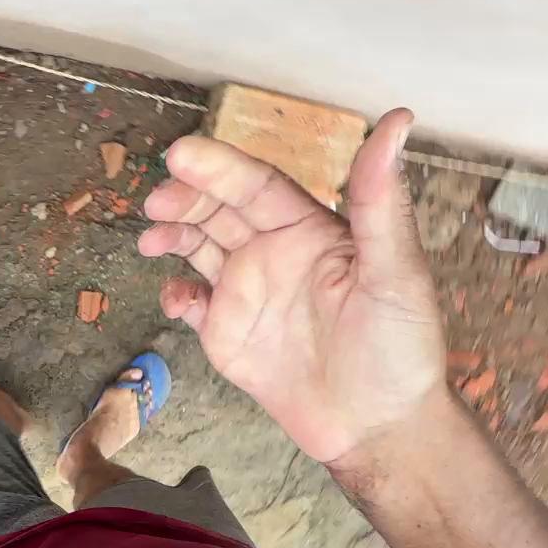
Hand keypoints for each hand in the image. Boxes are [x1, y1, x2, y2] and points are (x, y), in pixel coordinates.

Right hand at [138, 109, 445, 464]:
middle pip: (219, 212)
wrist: (371, 427)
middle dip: (185, 201)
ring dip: (172, 238)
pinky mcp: (227, 336)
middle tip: (157, 202)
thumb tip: (397, 121)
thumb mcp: (396, 274)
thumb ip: (380, 203)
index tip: (181, 156)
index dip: (219, 168)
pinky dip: (176, 296)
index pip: (257, 187)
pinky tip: (175, 299)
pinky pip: (192, 305)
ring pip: (198, 250)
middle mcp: (274, 255)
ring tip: (149, 240)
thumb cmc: (398, 350)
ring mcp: (246, 296)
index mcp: (311, 232)